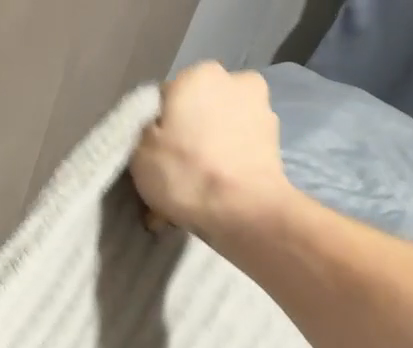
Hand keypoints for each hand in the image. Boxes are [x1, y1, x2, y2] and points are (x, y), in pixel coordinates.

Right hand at [130, 63, 295, 240]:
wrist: (244, 208)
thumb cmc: (186, 173)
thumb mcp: (139, 149)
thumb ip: (142, 125)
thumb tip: (155, 122)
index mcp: (198, 74)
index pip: (164, 99)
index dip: (151, 132)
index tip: (146, 160)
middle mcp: (235, 79)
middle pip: (194, 115)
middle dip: (181, 143)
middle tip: (168, 179)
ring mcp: (260, 108)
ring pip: (215, 135)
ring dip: (202, 158)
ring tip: (189, 193)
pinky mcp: (273, 140)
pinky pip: (234, 153)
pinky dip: (221, 169)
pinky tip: (210, 196)